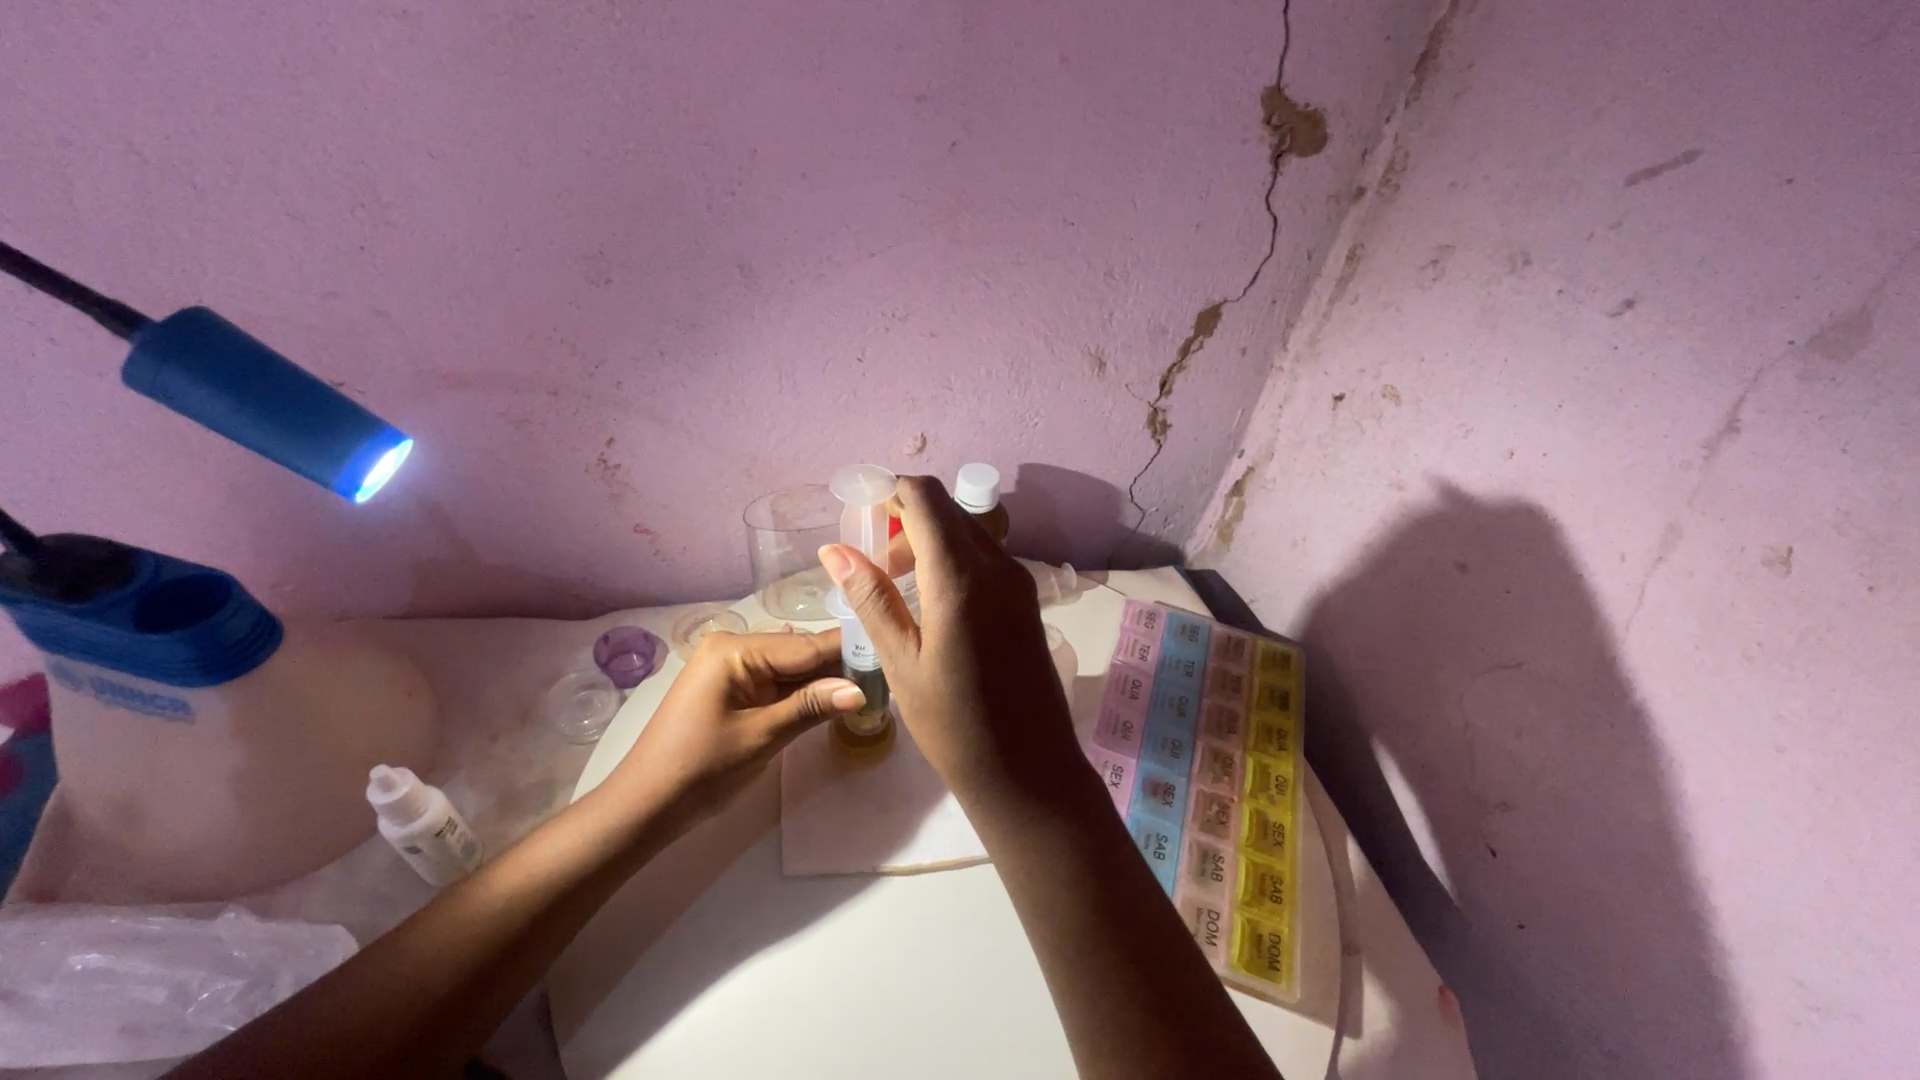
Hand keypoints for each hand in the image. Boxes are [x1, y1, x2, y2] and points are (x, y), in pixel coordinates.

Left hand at [607, 629, 863, 830]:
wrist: (645, 805)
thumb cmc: (700, 768)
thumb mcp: (762, 736)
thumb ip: (811, 705)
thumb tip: (861, 689)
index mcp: (735, 649)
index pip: (806, 643)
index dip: (849, 651)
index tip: (892, 652)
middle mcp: (733, 646)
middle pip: (800, 651)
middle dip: (840, 664)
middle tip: (888, 675)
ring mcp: (731, 667)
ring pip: (792, 666)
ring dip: (825, 678)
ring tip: (872, 684)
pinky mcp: (732, 688)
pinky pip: (777, 681)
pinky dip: (803, 691)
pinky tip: (834, 695)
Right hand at [818, 477, 1080, 804]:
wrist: (1029, 770)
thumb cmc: (953, 725)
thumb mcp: (900, 662)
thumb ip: (871, 597)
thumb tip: (834, 548)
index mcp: (961, 577)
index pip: (925, 498)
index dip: (889, 492)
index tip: (860, 517)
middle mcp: (997, 566)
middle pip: (947, 510)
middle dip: (905, 519)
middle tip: (874, 565)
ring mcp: (1018, 582)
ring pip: (967, 532)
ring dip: (929, 541)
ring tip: (898, 589)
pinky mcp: (1026, 601)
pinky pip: (985, 557)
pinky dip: (952, 560)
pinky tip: (932, 605)